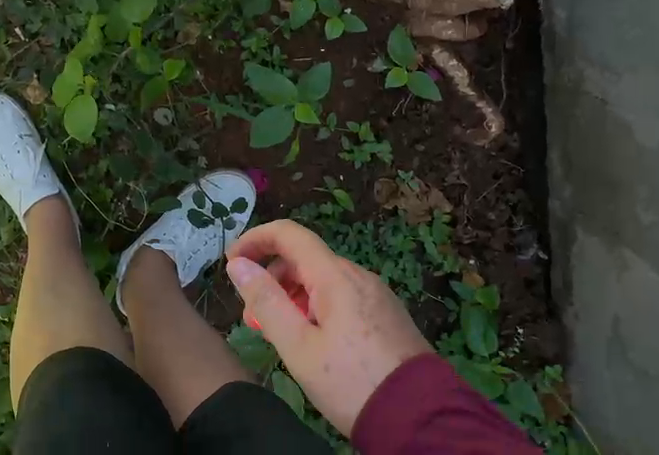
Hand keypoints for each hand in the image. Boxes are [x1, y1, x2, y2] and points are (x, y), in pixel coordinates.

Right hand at [226, 219, 431, 437]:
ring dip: (293, 297)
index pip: (288, 234)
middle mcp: (358, 276)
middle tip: (253, 316)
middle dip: (272, 279)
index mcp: (335, 276)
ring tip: (281, 335)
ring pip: (323, 282)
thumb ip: (265, 301)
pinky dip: (317, 308)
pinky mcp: (389, 318)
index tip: (232, 263)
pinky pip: (342, 299)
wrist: (426, 424)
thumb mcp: (298, 347)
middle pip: (304, 260)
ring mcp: (377, 297)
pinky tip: (313, 342)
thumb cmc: (352, 382)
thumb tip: (238, 264)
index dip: (254, 239)